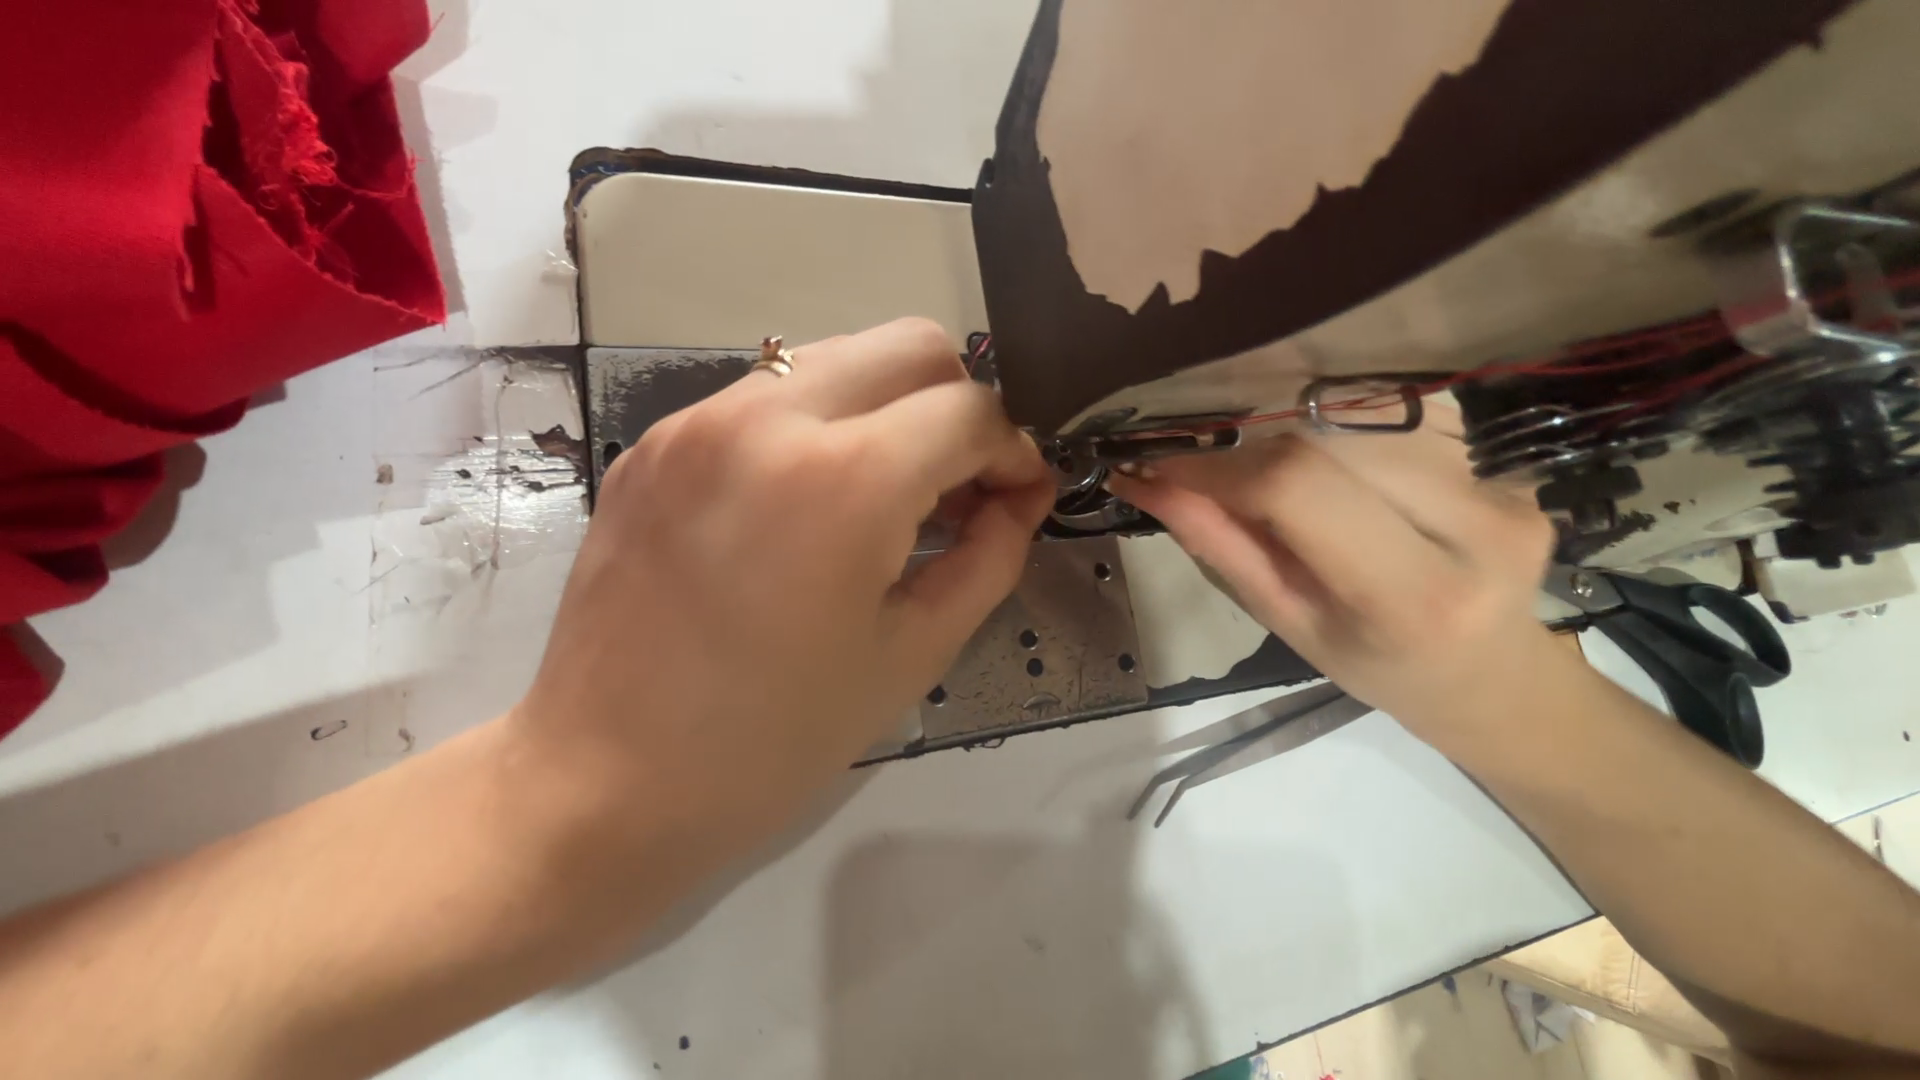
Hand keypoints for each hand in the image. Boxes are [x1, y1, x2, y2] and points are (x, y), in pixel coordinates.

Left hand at [515, 318, 1052, 851]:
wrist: (603, 780)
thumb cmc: (772, 739)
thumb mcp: (911, 653)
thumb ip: (988, 557)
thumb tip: (1018, 498)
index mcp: (845, 480)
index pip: (971, 410)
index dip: (1015, 450)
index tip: (1018, 500)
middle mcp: (769, 418)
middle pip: (910, 345)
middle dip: (959, 404)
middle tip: (959, 485)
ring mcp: (699, 420)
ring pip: (836, 358)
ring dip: (887, 407)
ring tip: (886, 494)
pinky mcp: (656, 442)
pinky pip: (766, 396)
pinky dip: (816, 426)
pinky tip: (807, 506)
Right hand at [1107, 411, 1561, 739]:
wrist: (1489, 673)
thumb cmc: (1377, 666)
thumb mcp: (1288, 622)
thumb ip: (1222, 548)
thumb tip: (1149, 484)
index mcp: (1412, 595)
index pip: (1298, 487)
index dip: (1219, 467)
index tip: (1162, 469)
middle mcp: (1475, 526)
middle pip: (1324, 440)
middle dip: (1250, 452)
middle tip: (1216, 481)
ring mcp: (1502, 483)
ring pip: (1359, 415)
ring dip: (1294, 437)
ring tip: (1283, 485)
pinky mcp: (1509, 458)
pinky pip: (1398, 412)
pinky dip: (1342, 428)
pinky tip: (1340, 467)